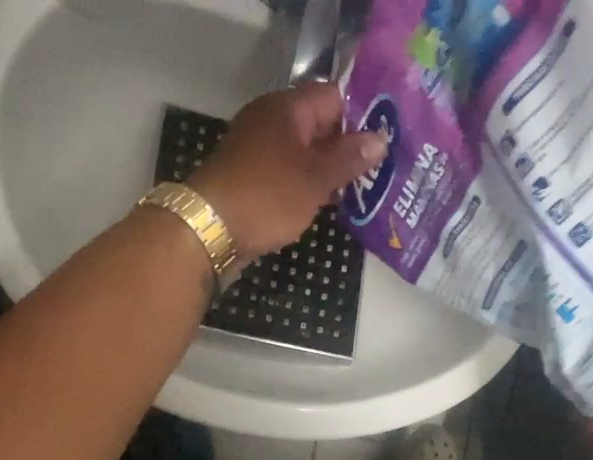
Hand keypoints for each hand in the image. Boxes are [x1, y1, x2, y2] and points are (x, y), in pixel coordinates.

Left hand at [188, 82, 387, 260]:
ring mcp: (257, 148)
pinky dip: (305, 185)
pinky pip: (287, 173)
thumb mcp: (316, 178)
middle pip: (319, 125)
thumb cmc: (268, 196)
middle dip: (345, 148)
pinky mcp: (250, 176)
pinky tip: (323, 205)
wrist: (210, 229)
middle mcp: (270, 119)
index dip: (359, 118)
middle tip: (376, 174)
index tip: (382, 146)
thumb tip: (381, 139)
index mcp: (288, 108)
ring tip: (357, 193)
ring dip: (326, 171)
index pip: (334, 97)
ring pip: (303, 152)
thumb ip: (350, 158)